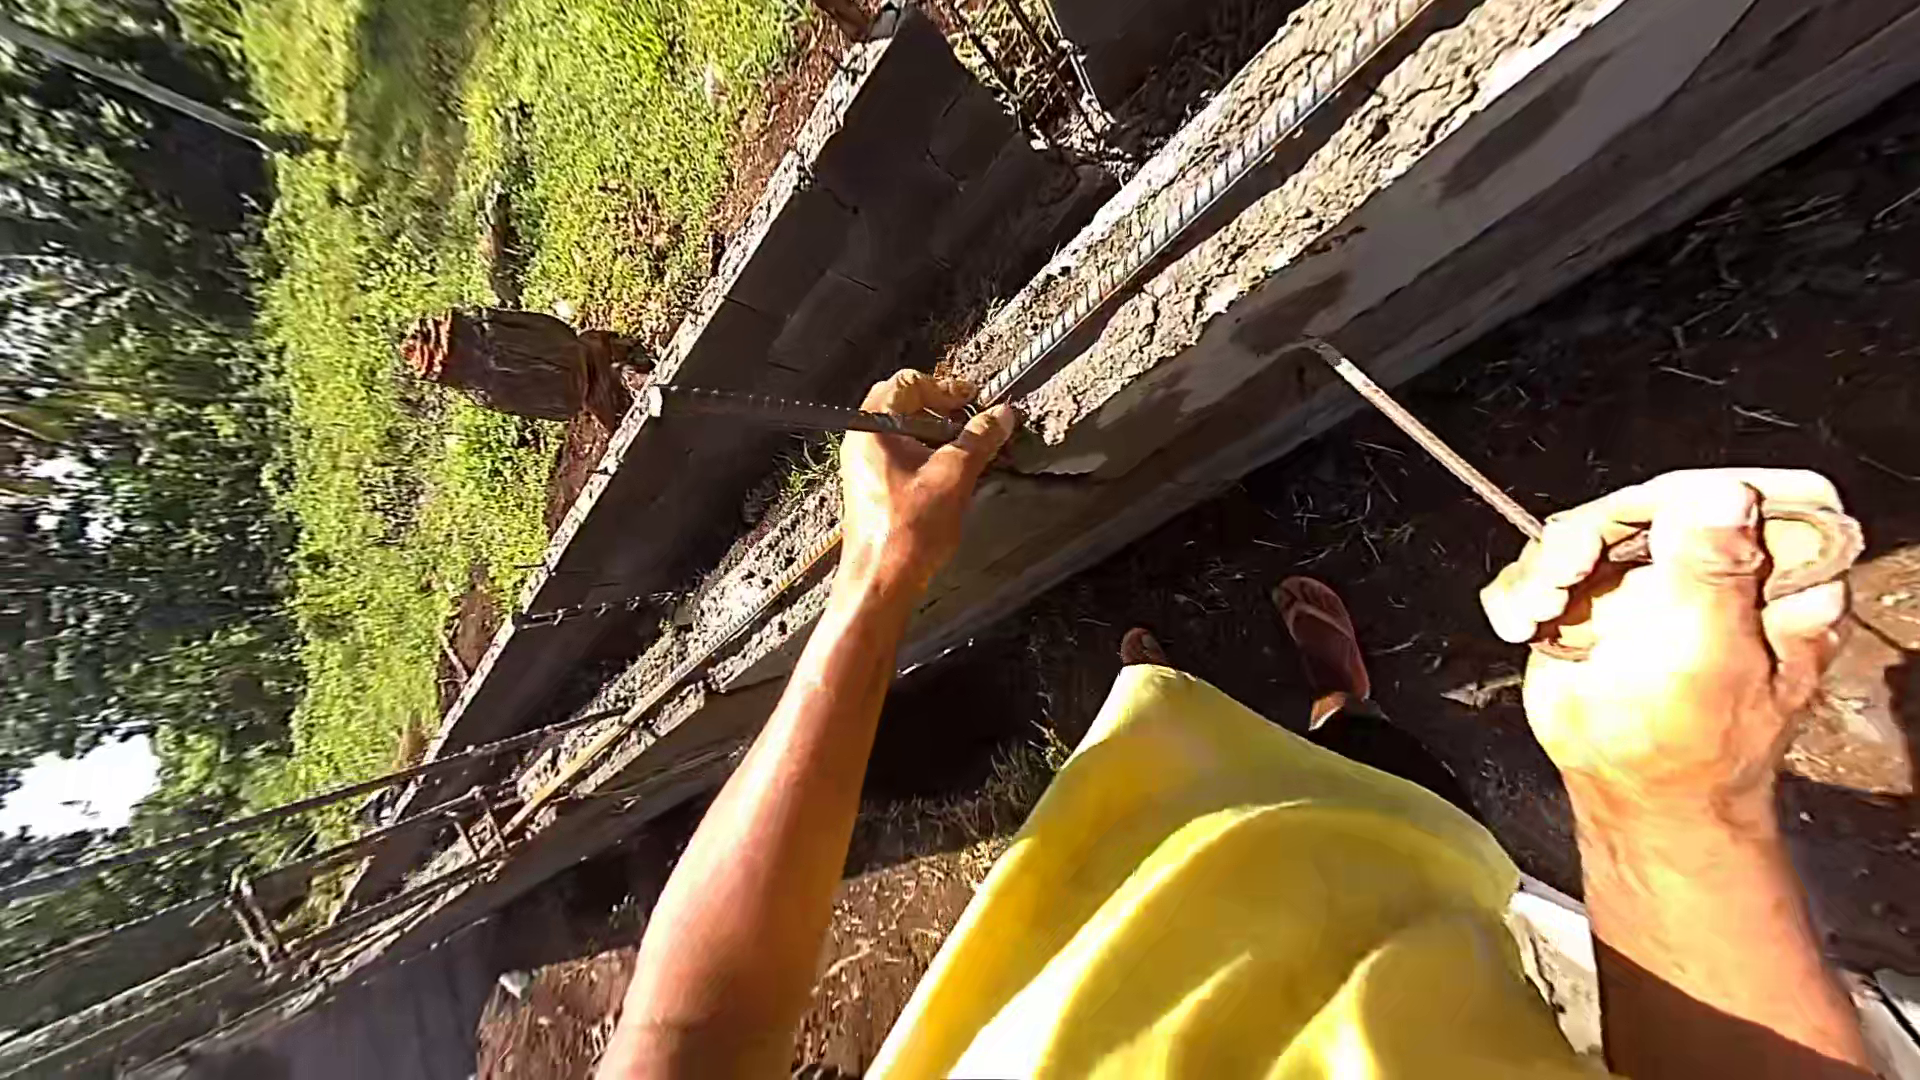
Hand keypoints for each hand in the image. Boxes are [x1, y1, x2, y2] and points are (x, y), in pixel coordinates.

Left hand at [839, 370, 1018, 595]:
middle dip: (942, 409)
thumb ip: (979, 439)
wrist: (881, 580)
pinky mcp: (871, 486)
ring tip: (968, 449)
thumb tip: (1001, 415)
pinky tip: (950, 474)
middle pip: (904, 404)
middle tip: (972, 420)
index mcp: (872, 426)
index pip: (909, 382)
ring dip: (937, 434)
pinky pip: (900, 456)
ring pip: (903, 432)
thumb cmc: (908, 531)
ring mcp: (864, 464)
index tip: (975, 400)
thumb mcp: (954, 476)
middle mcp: (861, 440)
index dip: (947, 387)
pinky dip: (926, 455)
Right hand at [1480, 470, 1851, 819]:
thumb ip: (1712, 572)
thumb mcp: (1708, 653)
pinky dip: (1513, 598)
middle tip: (1565, 576)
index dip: (1697, 494)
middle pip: (1636, 508)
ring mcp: (1628, 587)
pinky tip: (1523, 629)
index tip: (1642, 522)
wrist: (1622, 780)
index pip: (1753, 496)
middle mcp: (1695, 572)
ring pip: (1568, 537)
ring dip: (1538, 573)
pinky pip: (1527, 574)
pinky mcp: (1572, 604)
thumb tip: (1716, 493)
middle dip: (1586, 538)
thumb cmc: (1688, 738)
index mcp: (1767, 578)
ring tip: (1538, 615)